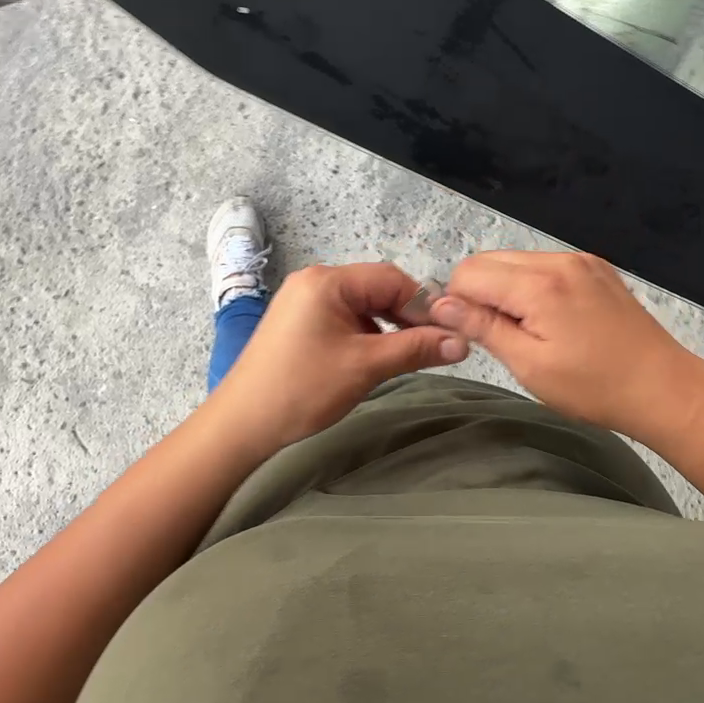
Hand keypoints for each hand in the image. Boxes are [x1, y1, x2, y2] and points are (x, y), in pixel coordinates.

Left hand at [206, 263, 467, 452]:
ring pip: (361, 306)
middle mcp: (313, 281)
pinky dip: (365, 335)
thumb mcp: (366, 366)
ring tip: (406, 356)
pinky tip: (374, 360)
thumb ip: (415, 349)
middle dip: (406, 316)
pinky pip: (343, 318)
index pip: (392, 278)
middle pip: (377, 288)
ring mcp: (302, 301)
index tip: (447, 335)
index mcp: (327, 281)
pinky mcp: (297, 323)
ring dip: (387, 328)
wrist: (242, 423)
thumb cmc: (302, 389)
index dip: (423, 305)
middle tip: (432, 347)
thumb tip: (461, 342)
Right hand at [428, 251, 703, 440]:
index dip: (456, 302)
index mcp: (538, 284)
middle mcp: (558, 260)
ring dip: (506, 290)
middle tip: (496, 336)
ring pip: (516, 261)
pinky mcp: (597, 269)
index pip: (469, 273)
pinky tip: (550, 320)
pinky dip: (533, 287)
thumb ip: (483, 328)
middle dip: (478, 293)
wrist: (664, 388)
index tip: (466, 334)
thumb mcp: (529, 365)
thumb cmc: (593, 387)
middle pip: (490, 260)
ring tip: (526, 331)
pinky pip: (546, 266)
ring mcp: (581, 261)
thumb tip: (440, 305)